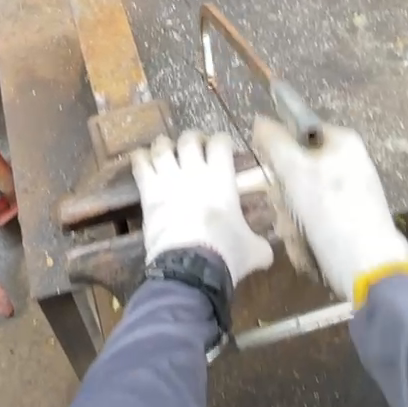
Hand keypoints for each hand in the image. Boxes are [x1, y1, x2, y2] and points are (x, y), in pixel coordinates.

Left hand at [132, 130, 273, 281]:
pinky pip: (140, 165)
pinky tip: (142, 158)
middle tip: (194, 146)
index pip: (220, 143)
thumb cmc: (226, 255)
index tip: (222, 145)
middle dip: (192, 138)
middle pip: (189, 139)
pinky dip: (140, 158)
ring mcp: (169, 179)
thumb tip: (267, 252)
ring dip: (164, 145)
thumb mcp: (253, 251)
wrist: (190, 267)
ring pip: (162, 147)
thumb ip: (260, 245)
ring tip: (167, 149)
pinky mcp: (148, 193)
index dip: (221, 140)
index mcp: (221, 179)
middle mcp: (194, 171)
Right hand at [253, 116, 407, 304]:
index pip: (297, 130)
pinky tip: (307, 246)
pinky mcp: (350, 220)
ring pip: (302, 196)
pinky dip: (305, 231)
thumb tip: (260, 120)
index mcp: (343, 141)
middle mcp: (350, 162)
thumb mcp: (294, 169)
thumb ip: (274, 140)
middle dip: (284, 192)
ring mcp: (351, 193)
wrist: (369, 269)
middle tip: (286, 208)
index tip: (271, 170)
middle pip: (297, 167)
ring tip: (297, 233)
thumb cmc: (330, 211)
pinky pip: (315, 217)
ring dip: (291, 216)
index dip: (279, 149)